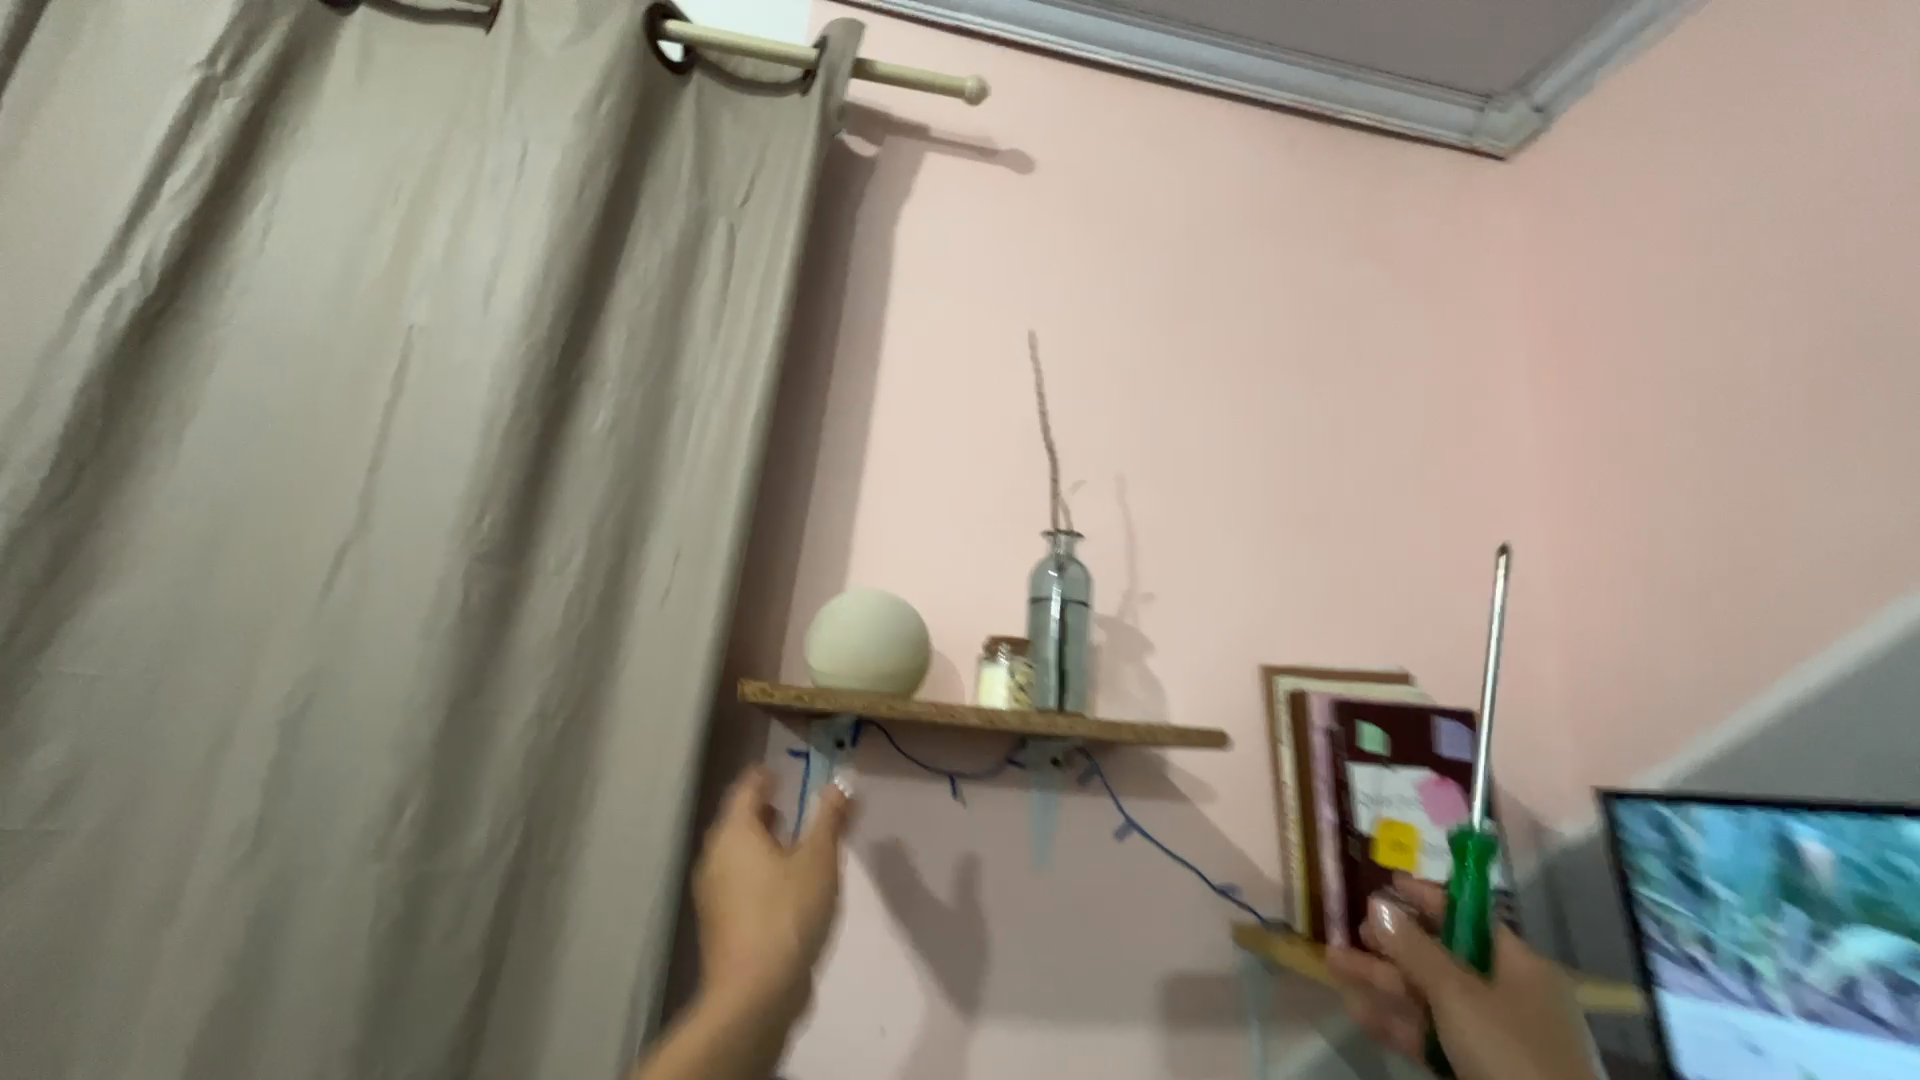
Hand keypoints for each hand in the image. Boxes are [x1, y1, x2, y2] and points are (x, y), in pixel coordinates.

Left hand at [692, 766, 853, 1021]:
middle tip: (788, 801)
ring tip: (792, 842)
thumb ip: (830, 818)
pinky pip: (740, 882)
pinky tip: (785, 886)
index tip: (777, 769)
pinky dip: (760, 871)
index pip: (746, 790)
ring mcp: (713, 895)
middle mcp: (715, 858)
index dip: (763, 777)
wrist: (755, 994)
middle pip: (737, 822)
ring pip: (737, 855)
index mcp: (735, 834)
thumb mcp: (819, 859)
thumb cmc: (788, 913)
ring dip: (762, 843)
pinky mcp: (720, 925)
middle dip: (763, 810)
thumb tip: (840, 783)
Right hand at [1325, 875, 1601, 1079]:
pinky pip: (1428, 1035)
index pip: (1470, 919)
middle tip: (1352, 928)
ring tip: (1332, 962)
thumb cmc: (1510, 1050)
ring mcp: (1490, 1036)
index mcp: (1520, 968)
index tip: (1388, 883)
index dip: (1428, 899)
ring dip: (1380, 980)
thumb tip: (1378, 903)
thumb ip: (1413, 948)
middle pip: (1441, 957)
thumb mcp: (1458, 993)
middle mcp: (1507, 996)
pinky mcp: (1474, 1068)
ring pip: (1427, 997)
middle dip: (1391, 943)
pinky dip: (1394, 1022)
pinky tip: (1356, 1010)